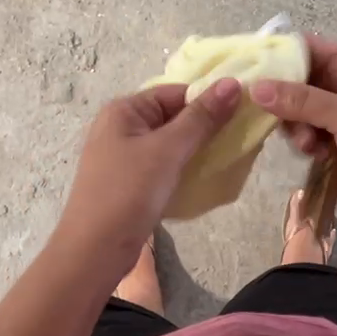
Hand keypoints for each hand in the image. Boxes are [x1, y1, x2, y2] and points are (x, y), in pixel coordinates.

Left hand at [54, 79, 240, 274]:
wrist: (94, 252)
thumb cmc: (129, 192)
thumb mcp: (168, 150)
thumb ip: (201, 117)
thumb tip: (232, 83)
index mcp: (124, 110)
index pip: (175, 92)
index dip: (208, 100)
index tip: (242, 113)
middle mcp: (121, 127)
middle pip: (173, 116)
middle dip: (205, 126)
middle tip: (240, 137)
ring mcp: (123, 156)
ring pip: (170, 143)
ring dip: (196, 149)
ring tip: (229, 157)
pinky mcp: (129, 182)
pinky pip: (163, 165)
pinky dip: (183, 168)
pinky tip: (204, 178)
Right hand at [250, 35, 336, 225]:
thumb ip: (303, 101)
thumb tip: (256, 88)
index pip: (308, 46)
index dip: (280, 53)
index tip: (251, 68)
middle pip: (295, 77)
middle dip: (282, 96)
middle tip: (271, 113)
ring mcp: (333, 112)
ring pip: (292, 106)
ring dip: (293, 124)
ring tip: (306, 142)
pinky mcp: (325, 138)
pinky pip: (297, 129)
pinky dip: (300, 140)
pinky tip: (313, 153)